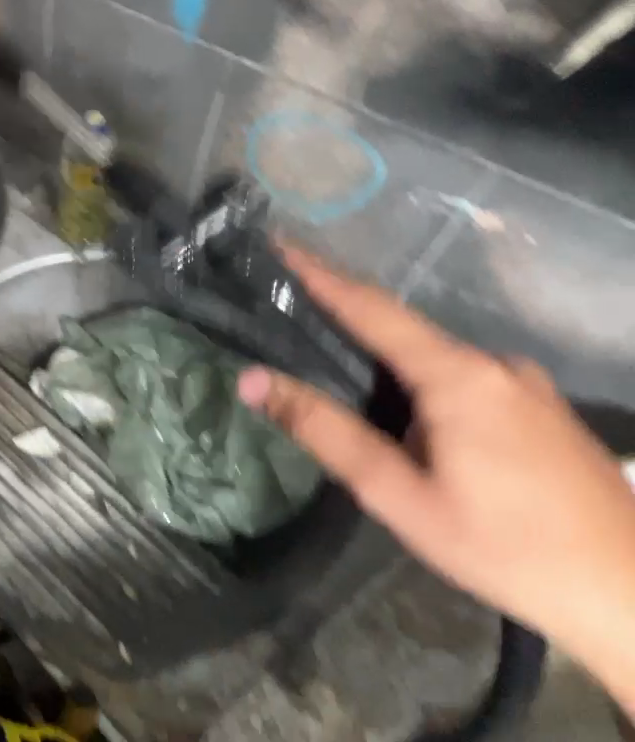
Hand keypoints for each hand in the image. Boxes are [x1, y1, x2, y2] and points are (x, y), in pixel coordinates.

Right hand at [239, 248, 634, 665]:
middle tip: (284, 305)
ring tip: (326, 360)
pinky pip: (461, 377)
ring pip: (433, 356)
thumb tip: (247, 378)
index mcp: (459, 378)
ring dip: (380, 353)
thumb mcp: (397, 494)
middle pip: (403, 329)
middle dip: (343, 313)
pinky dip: (416, 377)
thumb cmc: (508, 547)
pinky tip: (397, 408)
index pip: (373, 309)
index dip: (320, 275)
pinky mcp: (543, 414)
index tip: (279, 242)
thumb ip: (323, 430)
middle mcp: (498, 368)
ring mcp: (528, 390)